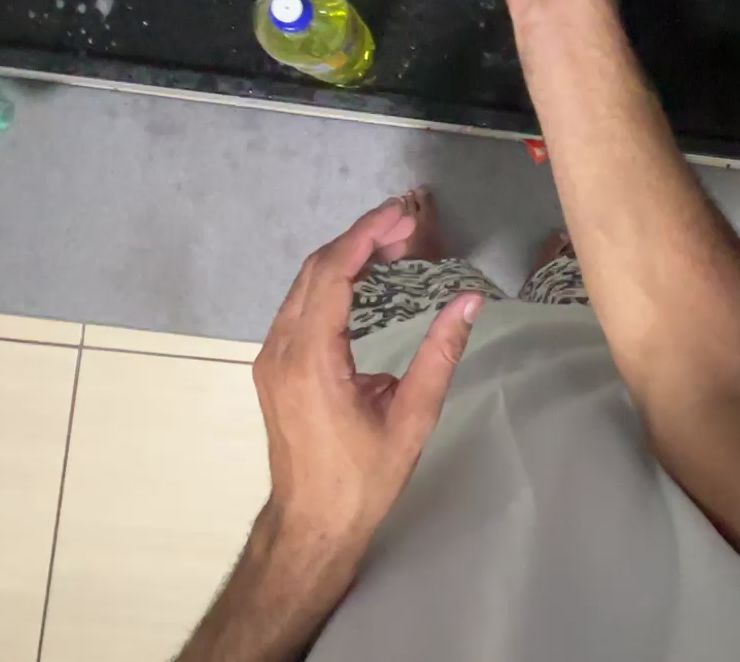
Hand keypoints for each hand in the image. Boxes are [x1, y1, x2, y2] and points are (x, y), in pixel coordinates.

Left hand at [253, 197, 483, 553]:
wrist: (310, 526)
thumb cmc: (363, 479)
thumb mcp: (412, 419)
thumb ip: (440, 355)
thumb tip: (469, 302)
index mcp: (310, 360)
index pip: (333, 273)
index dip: (365, 234)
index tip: (400, 213)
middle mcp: (281, 349)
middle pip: (316, 269)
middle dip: (360, 237)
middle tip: (407, 226)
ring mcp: (271, 356)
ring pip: (304, 283)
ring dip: (346, 255)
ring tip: (393, 243)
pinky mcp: (273, 363)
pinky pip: (300, 303)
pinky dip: (332, 278)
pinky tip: (363, 276)